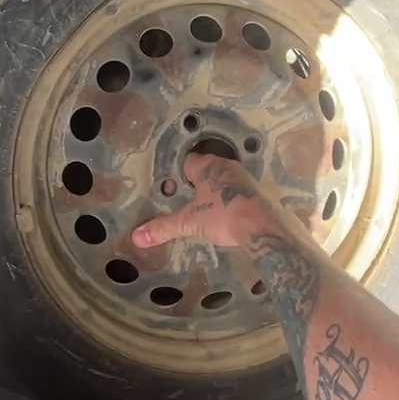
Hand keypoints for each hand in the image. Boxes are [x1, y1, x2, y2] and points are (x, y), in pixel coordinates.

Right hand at [133, 152, 285, 249]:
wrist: (263, 229)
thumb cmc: (223, 217)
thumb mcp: (189, 222)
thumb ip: (162, 228)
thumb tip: (136, 237)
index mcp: (206, 166)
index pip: (186, 162)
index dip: (178, 174)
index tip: (172, 188)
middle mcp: (225, 165)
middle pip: (205, 169)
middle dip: (196, 182)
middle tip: (185, 199)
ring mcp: (243, 176)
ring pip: (222, 178)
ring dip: (214, 188)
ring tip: (205, 206)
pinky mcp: (256, 190)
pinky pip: (237, 188)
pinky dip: (230, 197)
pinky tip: (226, 211)